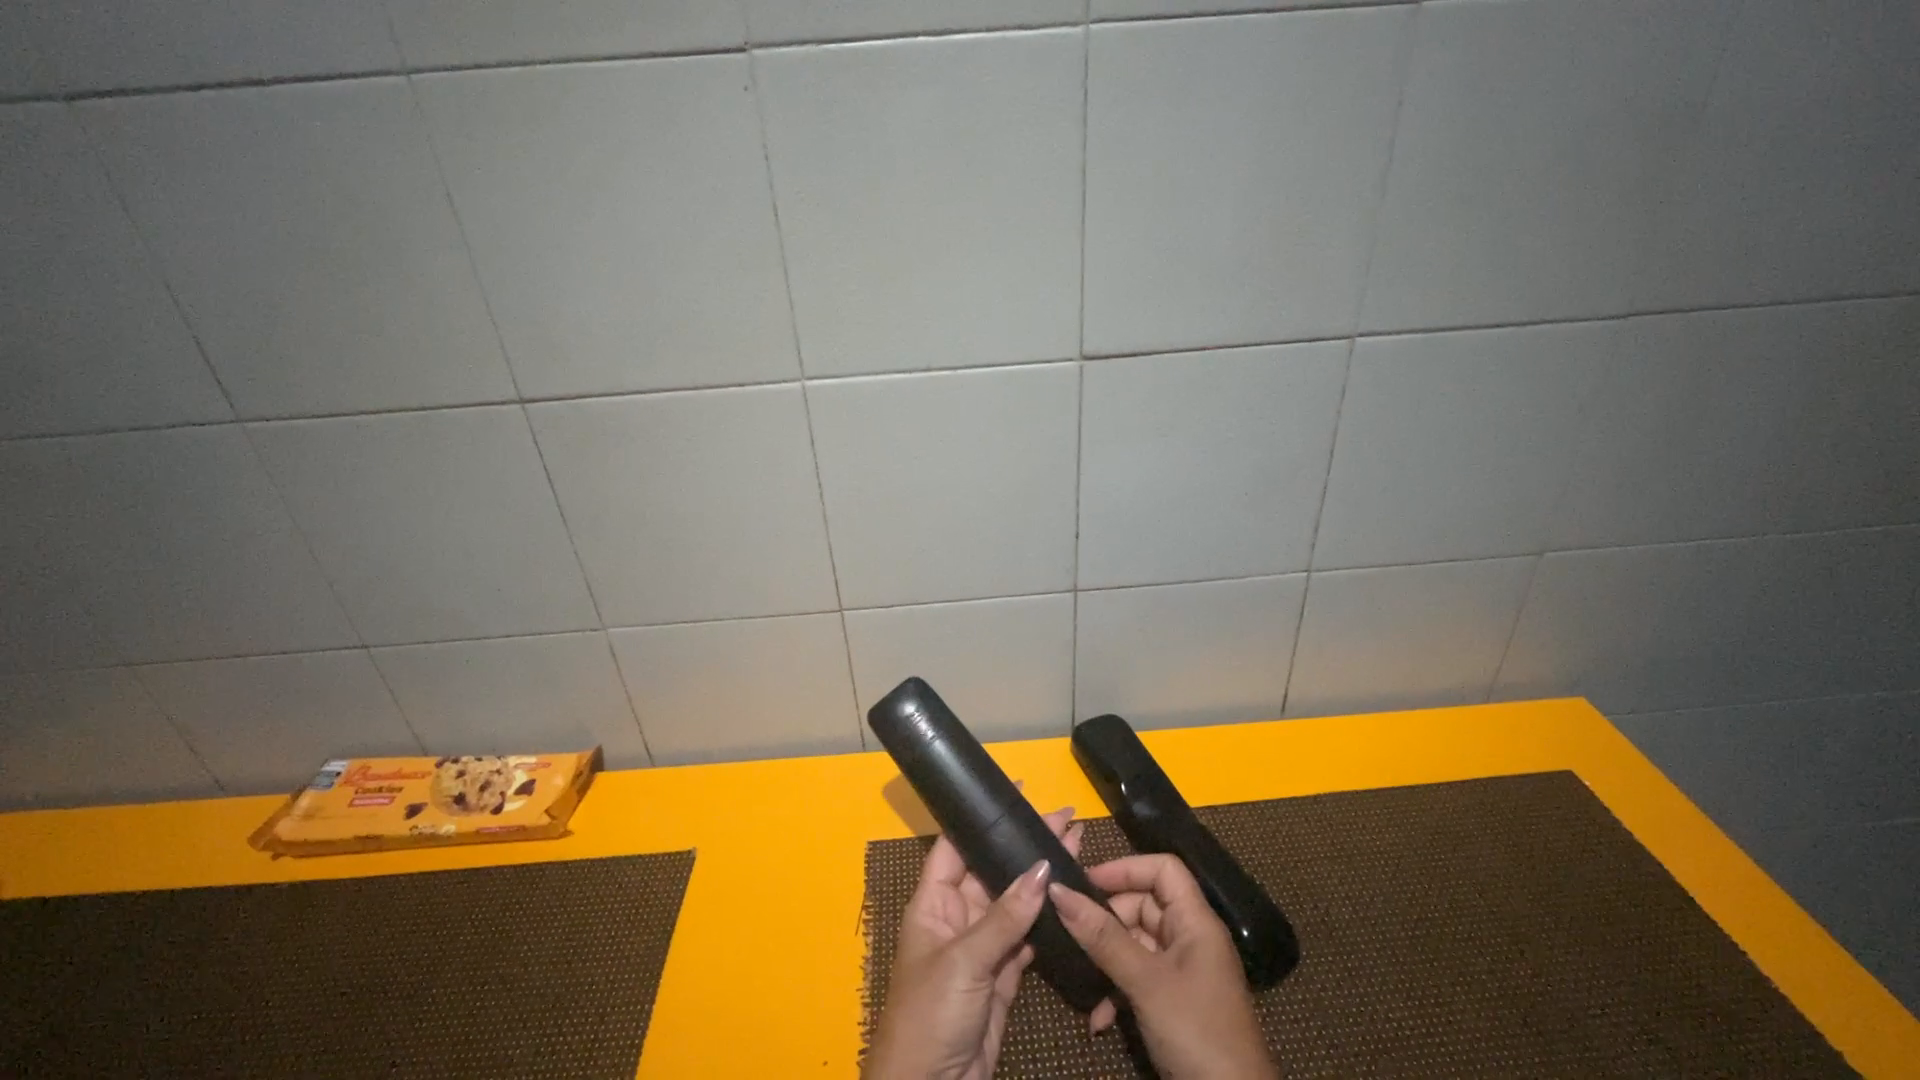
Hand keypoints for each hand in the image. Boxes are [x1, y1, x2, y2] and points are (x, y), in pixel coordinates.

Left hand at [866, 807, 1083, 1079]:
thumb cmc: (929, 1013)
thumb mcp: (964, 960)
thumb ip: (1004, 915)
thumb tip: (1041, 868)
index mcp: (933, 903)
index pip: (958, 847)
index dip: (984, 819)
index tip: (1020, 795)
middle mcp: (957, 917)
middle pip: (993, 871)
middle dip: (1026, 845)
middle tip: (1066, 817)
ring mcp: (982, 947)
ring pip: (1015, 903)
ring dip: (1043, 879)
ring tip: (1077, 846)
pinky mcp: (1004, 976)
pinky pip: (1028, 938)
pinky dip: (1049, 921)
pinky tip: (1072, 899)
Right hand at [1050, 854, 1276, 1079]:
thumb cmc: (1196, 1031)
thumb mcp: (1145, 981)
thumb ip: (1102, 936)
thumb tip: (1058, 890)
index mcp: (1196, 922)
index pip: (1163, 869)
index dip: (1125, 868)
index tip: (1084, 883)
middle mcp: (1191, 939)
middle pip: (1144, 904)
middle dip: (1107, 920)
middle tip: (1072, 935)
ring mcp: (1184, 972)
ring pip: (1136, 944)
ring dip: (1106, 961)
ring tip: (1081, 979)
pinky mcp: (1174, 1002)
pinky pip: (1139, 978)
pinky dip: (1116, 991)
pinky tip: (1099, 1021)